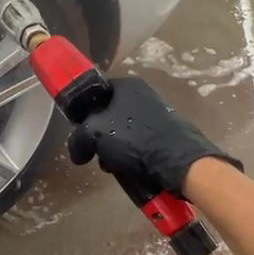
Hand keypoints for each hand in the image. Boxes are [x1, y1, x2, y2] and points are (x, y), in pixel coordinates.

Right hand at [66, 76, 239, 195]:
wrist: (176, 161)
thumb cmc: (133, 139)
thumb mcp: (93, 134)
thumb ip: (77, 140)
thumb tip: (78, 153)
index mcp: (127, 85)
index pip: (96, 92)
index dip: (84, 111)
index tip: (79, 129)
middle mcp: (144, 95)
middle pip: (109, 114)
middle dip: (99, 135)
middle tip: (95, 152)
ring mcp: (157, 115)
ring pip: (123, 132)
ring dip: (113, 150)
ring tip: (111, 166)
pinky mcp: (166, 135)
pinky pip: (138, 143)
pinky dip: (130, 156)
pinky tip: (127, 169)